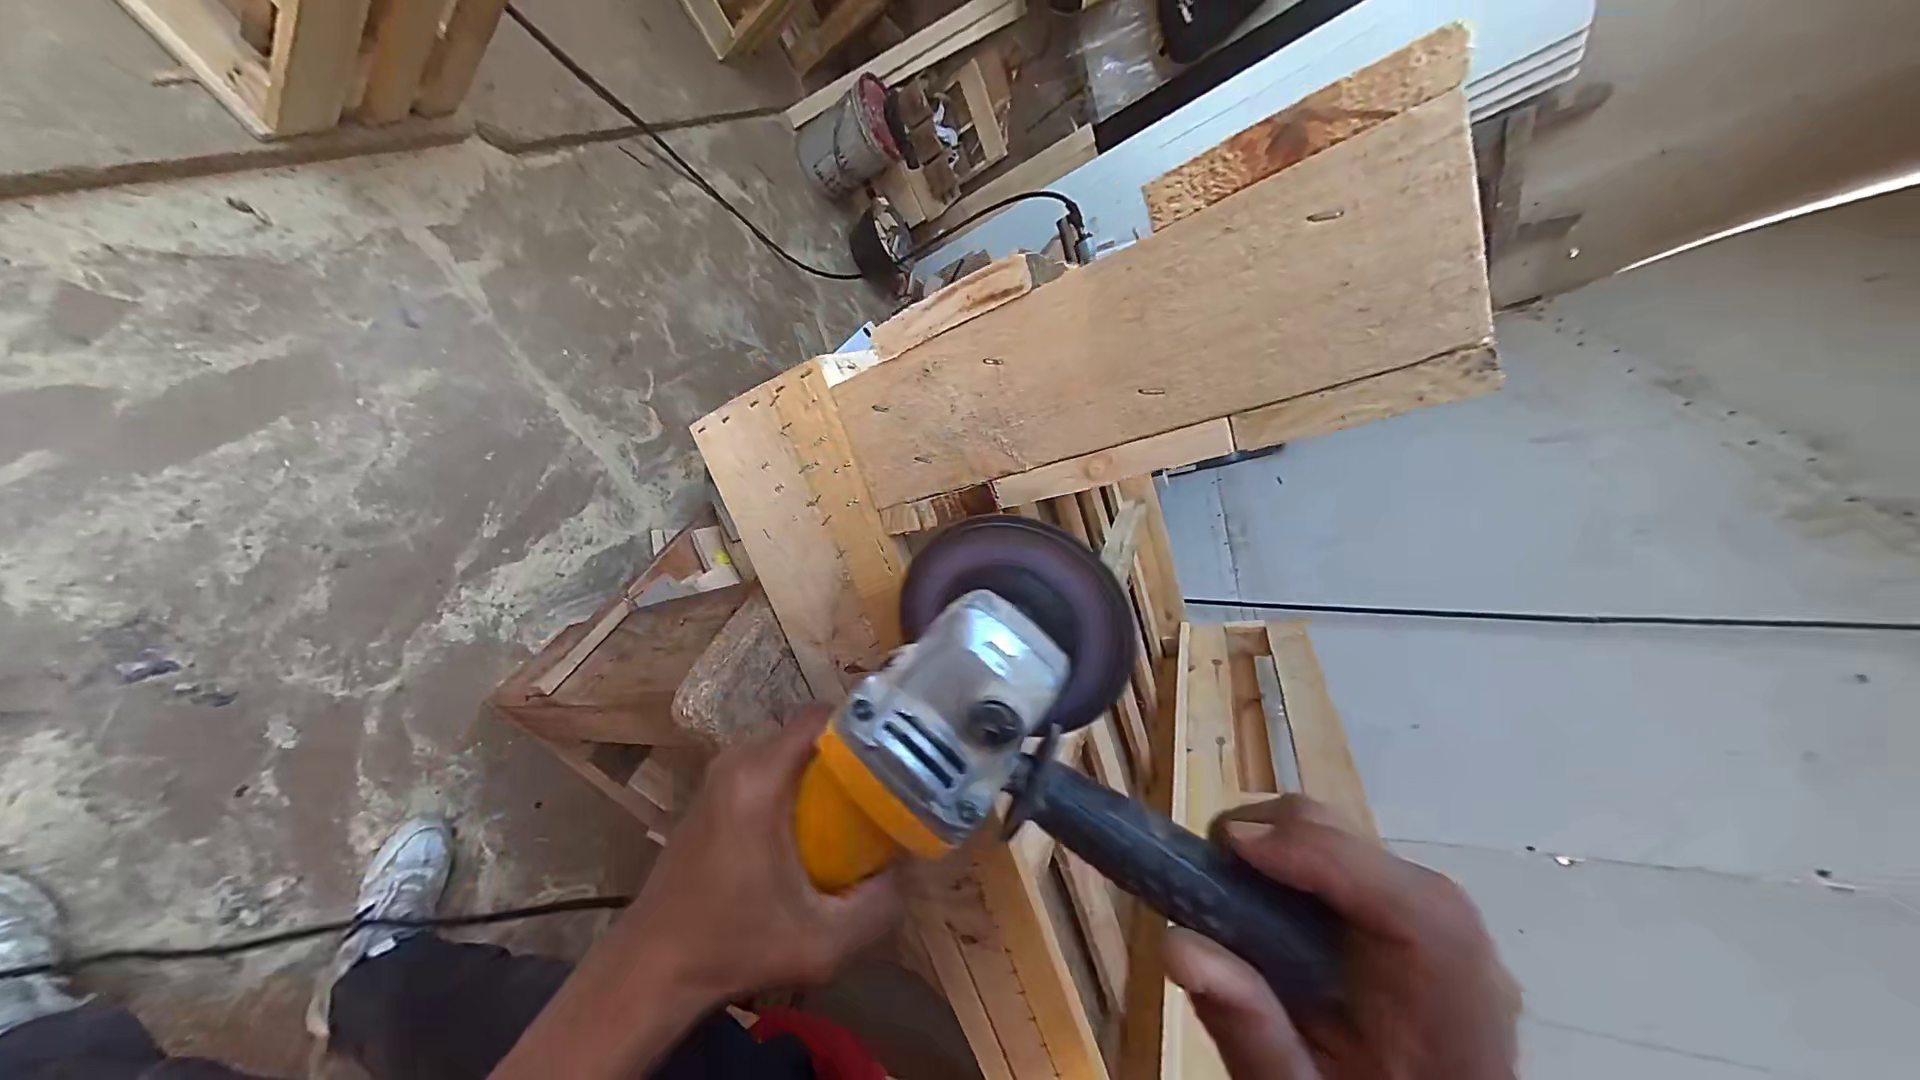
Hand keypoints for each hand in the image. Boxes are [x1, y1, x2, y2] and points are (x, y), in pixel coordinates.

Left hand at [624, 704, 905, 1001]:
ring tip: (860, 799)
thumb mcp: (821, 943)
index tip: (896, 749)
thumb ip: (879, 906)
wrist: (652, 968)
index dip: (863, 723)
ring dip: (824, 765)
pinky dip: (799, 778)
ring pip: (790, 747)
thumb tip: (905, 866)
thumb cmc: (734, 946)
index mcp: (759, 778)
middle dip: (850, 749)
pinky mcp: (715, 792)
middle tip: (886, 780)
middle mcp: (738, 762)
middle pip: (809, 731)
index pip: (820, 716)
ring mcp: (722, 775)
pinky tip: (817, 819)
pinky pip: (770, 764)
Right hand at [1164, 795, 1519, 1079]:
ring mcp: (1435, 926)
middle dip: (1283, 836)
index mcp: (1450, 1015)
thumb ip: (1247, 1029)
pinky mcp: (1405, 913)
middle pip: (1374, 855)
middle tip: (1211, 862)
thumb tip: (1175, 944)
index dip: (1324, 855)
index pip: (1414, 908)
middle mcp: (1460, 956)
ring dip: (1285, 842)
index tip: (1232, 844)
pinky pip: (1349, 858)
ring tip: (1228, 879)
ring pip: (1357, 842)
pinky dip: (1296, 856)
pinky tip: (1261, 890)